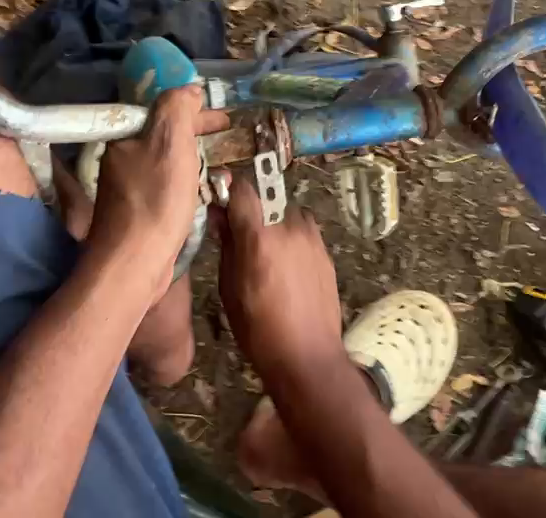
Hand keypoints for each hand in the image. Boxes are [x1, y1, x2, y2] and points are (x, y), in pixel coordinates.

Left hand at [85, 86, 226, 296]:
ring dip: (195, 158)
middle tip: (227, 132)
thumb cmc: (156, 198)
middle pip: (164, 134)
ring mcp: (128, 187)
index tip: (222, 115)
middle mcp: (122, 158)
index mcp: (125, 137)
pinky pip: (167, 185)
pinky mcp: (138, 212)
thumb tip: (189, 89)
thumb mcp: (170, 142)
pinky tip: (207, 192)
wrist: (134, 263)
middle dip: (196, 131)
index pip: (161, 110)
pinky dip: (189, 182)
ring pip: (167, 161)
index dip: (193, 109)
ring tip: (222, 163)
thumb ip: (178, 108)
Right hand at [213, 173, 344, 385]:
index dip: (230, 190)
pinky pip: (303, 232)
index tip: (222, 201)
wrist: (308, 357)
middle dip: (253, 214)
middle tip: (244, 239)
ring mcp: (312, 238)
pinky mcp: (326, 250)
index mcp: (259, 237)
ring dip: (275, 225)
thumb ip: (226, 244)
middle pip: (266, 202)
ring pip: (286, 215)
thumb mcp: (229, 288)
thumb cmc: (258, 329)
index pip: (243, 189)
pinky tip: (289, 270)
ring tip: (269, 257)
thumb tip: (219, 214)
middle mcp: (288, 228)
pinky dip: (293, 240)